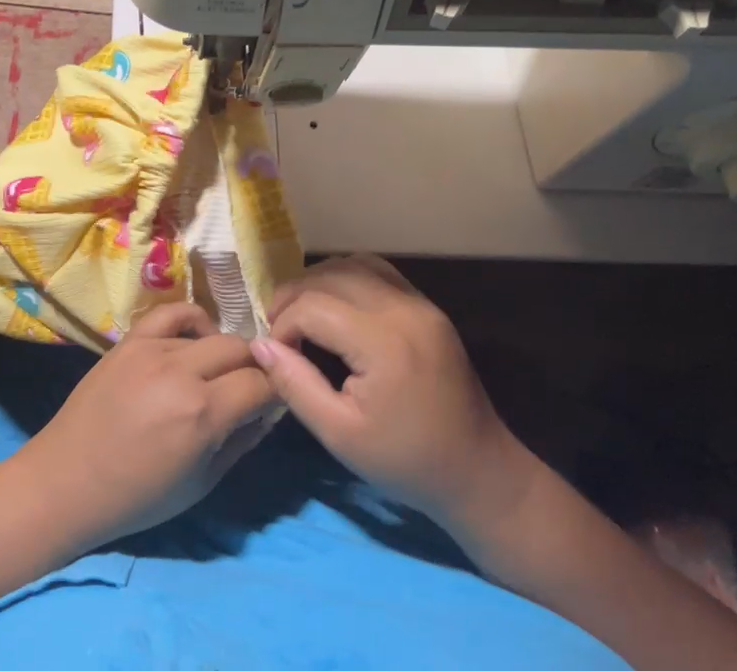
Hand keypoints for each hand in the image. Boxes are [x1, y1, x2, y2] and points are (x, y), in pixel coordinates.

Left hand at [14, 303, 276, 548]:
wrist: (66, 483)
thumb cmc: (137, 497)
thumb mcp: (203, 482)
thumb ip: (242, 441)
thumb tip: (268, 411)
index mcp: (203, 413)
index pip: (263, 384)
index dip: (276, 393)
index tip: (273, 403)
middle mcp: (181, 373)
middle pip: (241, 349)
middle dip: (256, 368)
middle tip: (249, 390)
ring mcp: (151, 351)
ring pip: (211, 334)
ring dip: (224, 353)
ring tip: (218, 373)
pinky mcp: (128, 342)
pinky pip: (170, 313)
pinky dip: (192, 320)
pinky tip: (196, 339)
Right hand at [250, 255, 531, 527]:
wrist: (477, 471)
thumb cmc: (405, 461)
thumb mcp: (338, 433)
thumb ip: (295, 384)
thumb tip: (259, 345)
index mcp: (385, 344)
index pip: (313, 307)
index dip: (282, 326)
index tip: (276, 357)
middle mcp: (405, 310)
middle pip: (331, 275)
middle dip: (294, 297)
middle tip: (277, 331)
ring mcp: (422, 305)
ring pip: (355, 264)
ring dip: (319, 282)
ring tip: (301, 315)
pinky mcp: (429, 309)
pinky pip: (379, 274)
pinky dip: (347, 280)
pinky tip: (334, 309)